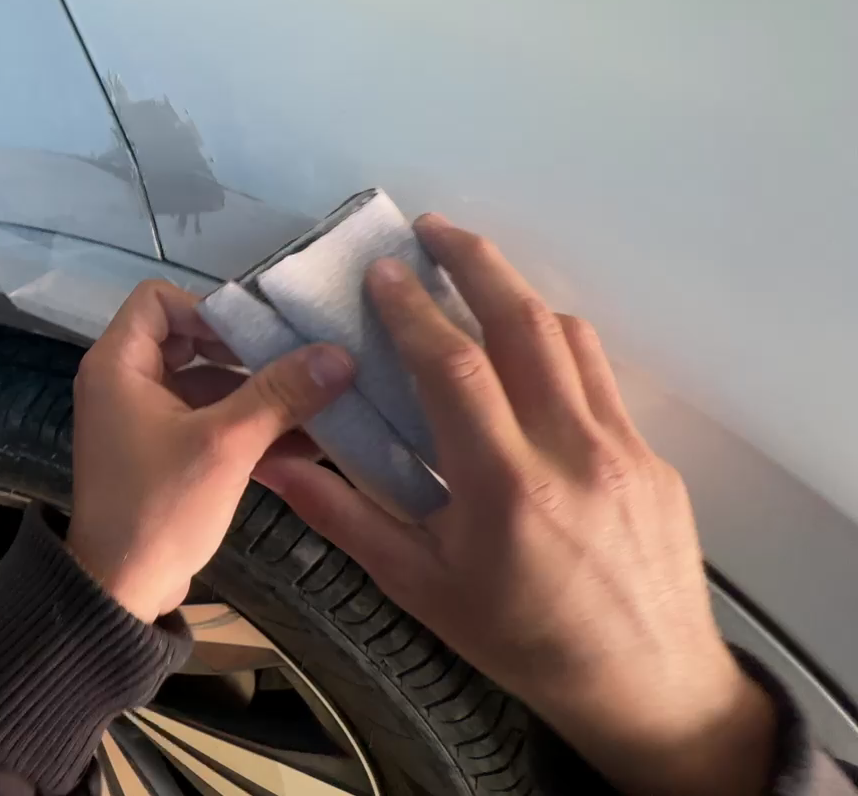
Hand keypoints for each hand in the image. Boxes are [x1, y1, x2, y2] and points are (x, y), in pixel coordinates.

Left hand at [66, 280, 354, 622]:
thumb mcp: (225, 445)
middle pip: (184, 337)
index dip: (208, 309)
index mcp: (117, 363)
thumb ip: (279, 395)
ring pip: (200, 380)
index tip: (258, 336)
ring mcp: (138, 413)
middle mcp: (121, 379)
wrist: (120, 586)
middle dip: (243, 351)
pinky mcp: (157, 445)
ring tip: (318, 403)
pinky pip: (201, 415)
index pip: (157, 299)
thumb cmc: (161, 505)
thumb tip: (338, 354)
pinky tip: (301, 439)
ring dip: (253, 391)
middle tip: (300, 363)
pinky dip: (241, 421)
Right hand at [253, 215, 774, 795]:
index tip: (383, 272)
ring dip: (515, 291)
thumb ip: (340, 514)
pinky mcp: (650, 458)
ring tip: (469, 265)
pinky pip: (595, 373)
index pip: (458, 370)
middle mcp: (574, 453)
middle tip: (433, 228)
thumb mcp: (413, 584)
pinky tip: (514, 335)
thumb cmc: (516, 635)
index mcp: (505, 485)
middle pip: (529, 329)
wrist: (651, 691)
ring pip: (570, 341)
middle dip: (478, 266)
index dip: (415, 312)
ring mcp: (624, 450)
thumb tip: (269, 460)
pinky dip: (548, 334)